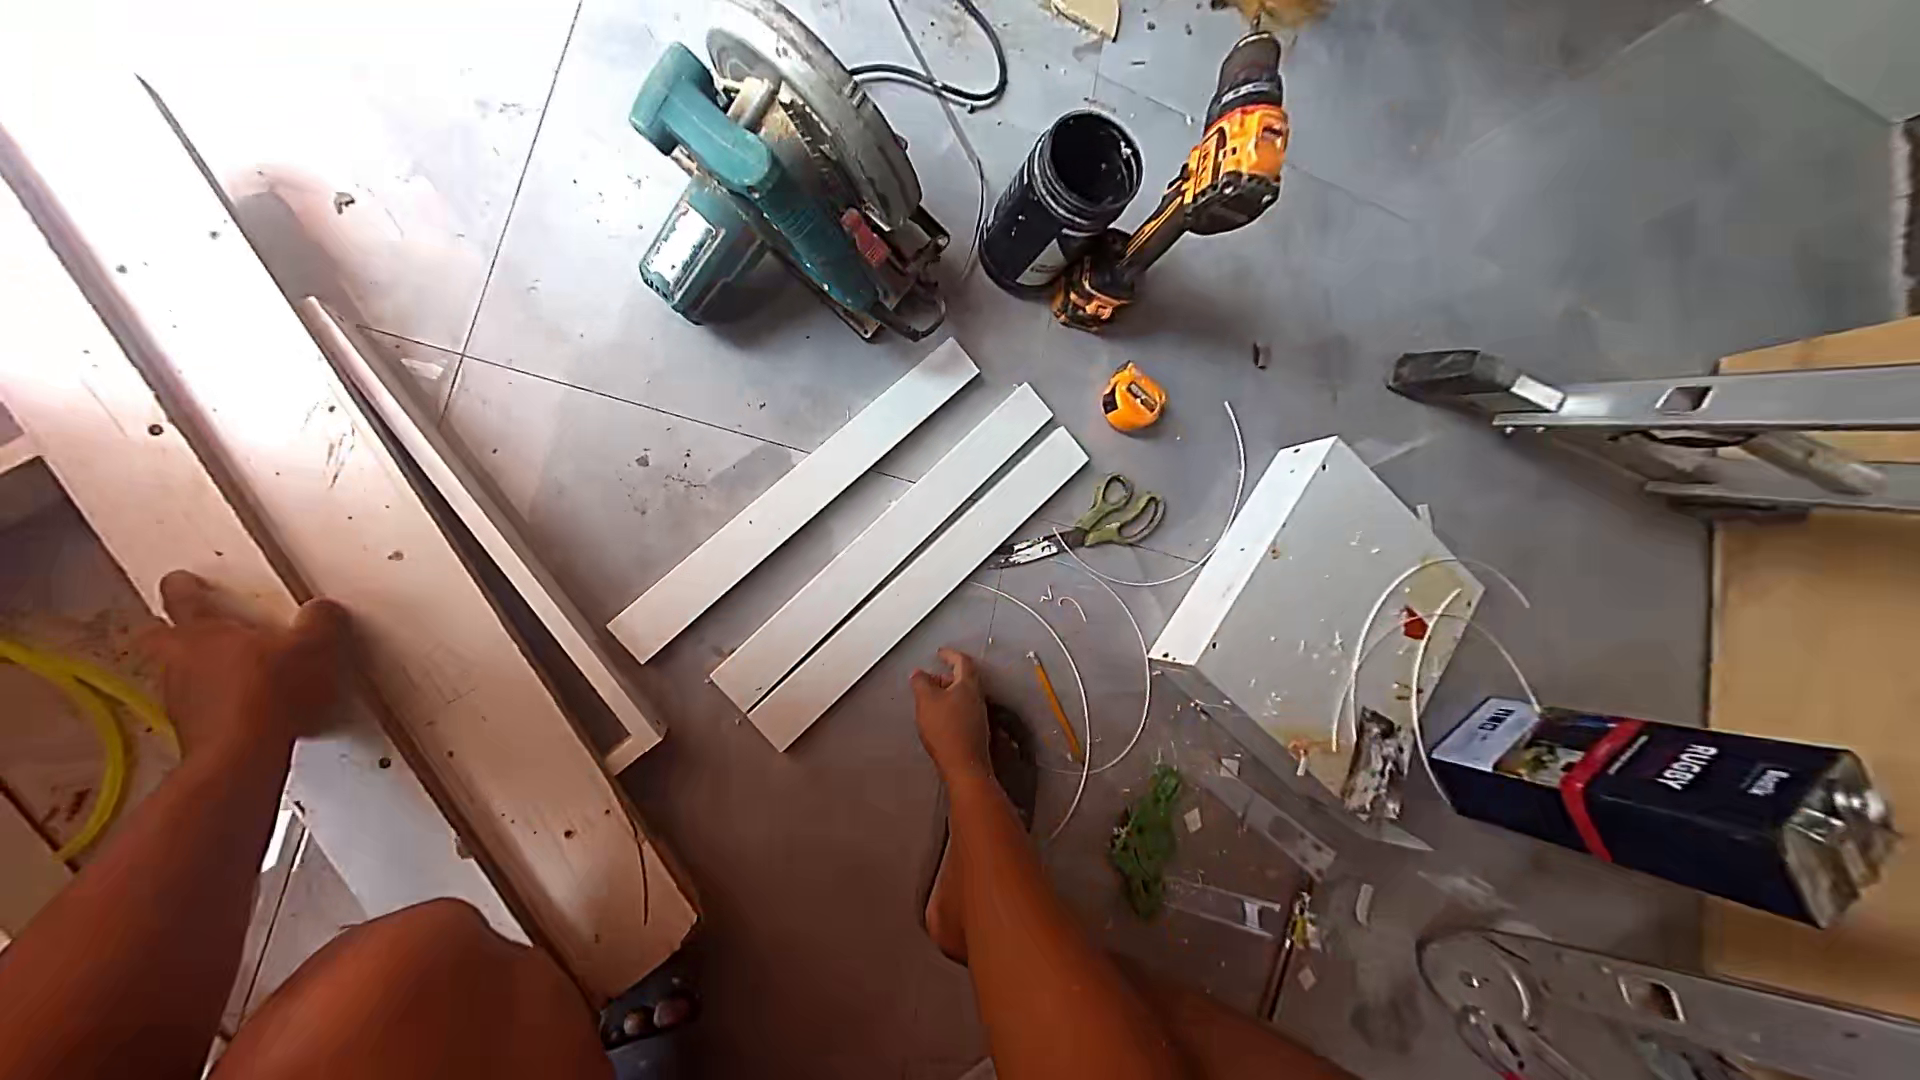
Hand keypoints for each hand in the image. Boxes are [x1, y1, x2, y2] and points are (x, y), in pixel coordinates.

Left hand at [138, 571, 350, 758]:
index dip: (184, 587)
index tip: (180, 578)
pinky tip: (245, 700)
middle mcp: (181, 662)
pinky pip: (199, 700)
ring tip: (230, 666)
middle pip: (163, 638)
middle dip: (174, 630)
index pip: (186, 601)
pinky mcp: (193, 725)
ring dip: (197, 665)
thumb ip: (322, 621)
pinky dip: (216, 696)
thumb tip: (323, 609)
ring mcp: (180, 696)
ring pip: (178, 670)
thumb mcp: (317, 645)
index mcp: (203, 634)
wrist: (245, 750)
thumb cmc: (273, 690)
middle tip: (191, 626)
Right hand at [911, 648, 991, 782]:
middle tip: (931, 677)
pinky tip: (939, 716)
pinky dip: (951, 705)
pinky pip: (963, 709)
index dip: (950, 654)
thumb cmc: (946, 729)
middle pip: (964, 678)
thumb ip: (921, 683)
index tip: (941, 652)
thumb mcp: (926, 701)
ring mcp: (978, 714)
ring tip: (931, 697)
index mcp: (968, 685)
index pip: (962, 661)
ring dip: (948, 691)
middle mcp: (977, 697)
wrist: (963, 765)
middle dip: (947, 675)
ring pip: (963, 694)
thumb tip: (918, 673)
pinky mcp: (975, 730)